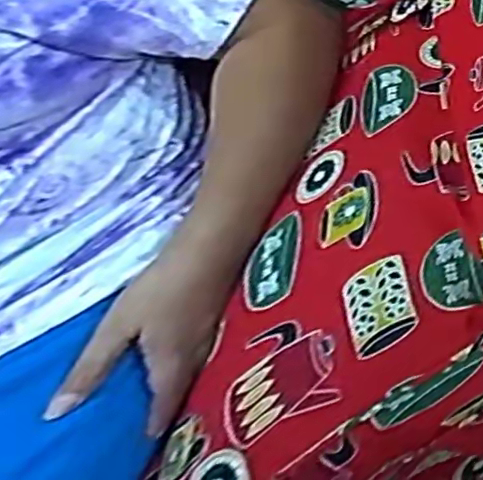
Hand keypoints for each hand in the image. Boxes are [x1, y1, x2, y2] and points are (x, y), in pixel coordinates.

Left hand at [45, 239, 232, 435]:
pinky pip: (210, 345)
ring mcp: (215, 326)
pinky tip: (193, 353)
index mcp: (171, 356)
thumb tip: (59, 413)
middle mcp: (198, 346)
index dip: (157, 419)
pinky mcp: (223, 310)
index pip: (165, 397)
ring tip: (175, 390)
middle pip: (186, 381)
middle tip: (162, 417)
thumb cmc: (163, 286)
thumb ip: (93, 367)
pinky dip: (197, 358)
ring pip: (200, 362)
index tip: (150, 438)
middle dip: (175, 400)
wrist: (218, 243)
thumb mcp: (117, 326)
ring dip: (188, 379)